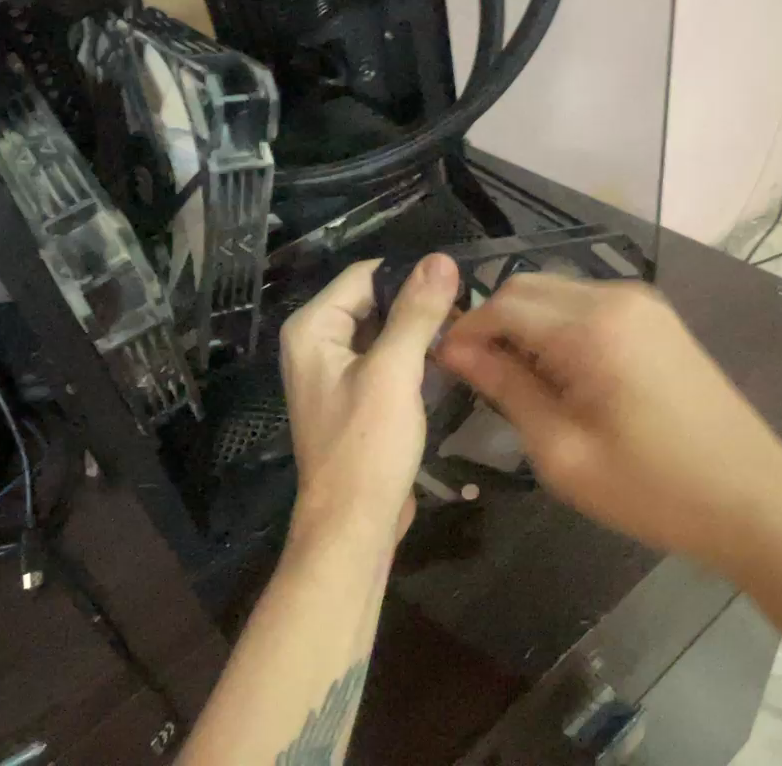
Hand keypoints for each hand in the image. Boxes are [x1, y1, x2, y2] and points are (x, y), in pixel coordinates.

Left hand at [279, 255, 460, 546]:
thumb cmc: (367, 445)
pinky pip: (383, 361)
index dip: (409, 276)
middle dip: (416, 305)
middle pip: (371, 302)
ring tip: (465, 334)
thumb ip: (415, 314)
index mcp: (312, 328)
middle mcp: (315, 343)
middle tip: (469, 311)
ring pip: (381, 332)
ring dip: (417, 332)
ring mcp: (332, 372)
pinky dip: (411, 358)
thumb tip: (439, 258)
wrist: (353, 523)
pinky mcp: (352, 397)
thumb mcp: (394, 372)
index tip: (459, 284)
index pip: (364, 276)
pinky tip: (446, 363)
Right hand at [434, 274, 781, 574]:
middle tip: (476, 373)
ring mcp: (642, 304)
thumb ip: (505, 387)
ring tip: (514, 377)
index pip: (502, 305)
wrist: (756, 505)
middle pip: (525, 286)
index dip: (464, 331)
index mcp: (591, 328)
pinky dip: (556, 326)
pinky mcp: (656, 319)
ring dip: (523, 323)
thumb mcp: (560, 449)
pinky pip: (585, 305)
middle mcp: (615, 297)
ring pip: (553, 292)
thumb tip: (454, 350)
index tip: (443, 365)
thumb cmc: (651, 488)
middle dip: (491, 322)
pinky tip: (557, 372)